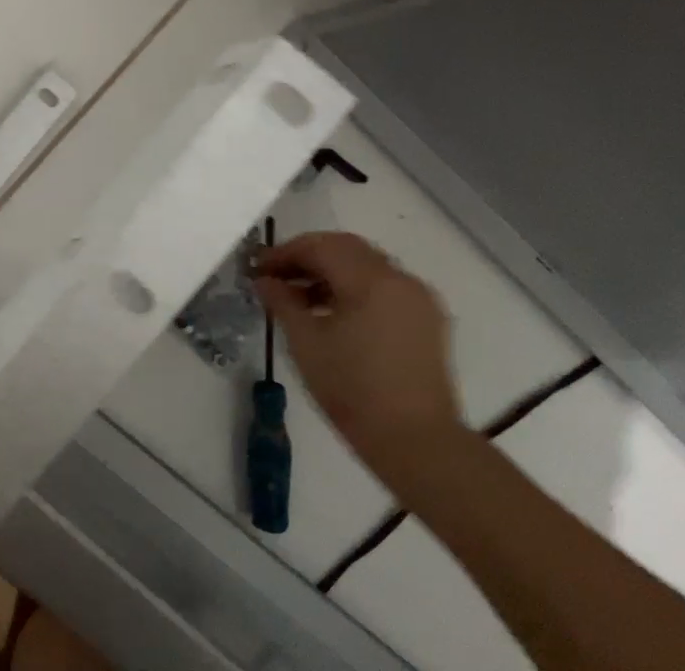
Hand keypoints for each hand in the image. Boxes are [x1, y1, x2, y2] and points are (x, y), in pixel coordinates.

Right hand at [254, 232, 463, 469]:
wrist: (414, 439)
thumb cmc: (351, 388)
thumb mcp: (304, 341)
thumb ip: (282, 301)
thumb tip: (265, 280)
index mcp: (372, 281)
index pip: (322, 245)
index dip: (285, 252)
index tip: (257, 268)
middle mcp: (402, 280)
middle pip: (348, 249)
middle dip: (308, 257)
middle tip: (275, 276)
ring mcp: (420, 300)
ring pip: (368, 267)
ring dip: (331, 272)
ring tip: (298, 297)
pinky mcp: (427, 321)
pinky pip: (385, 288)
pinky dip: (354, 289)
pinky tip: (331, 314)